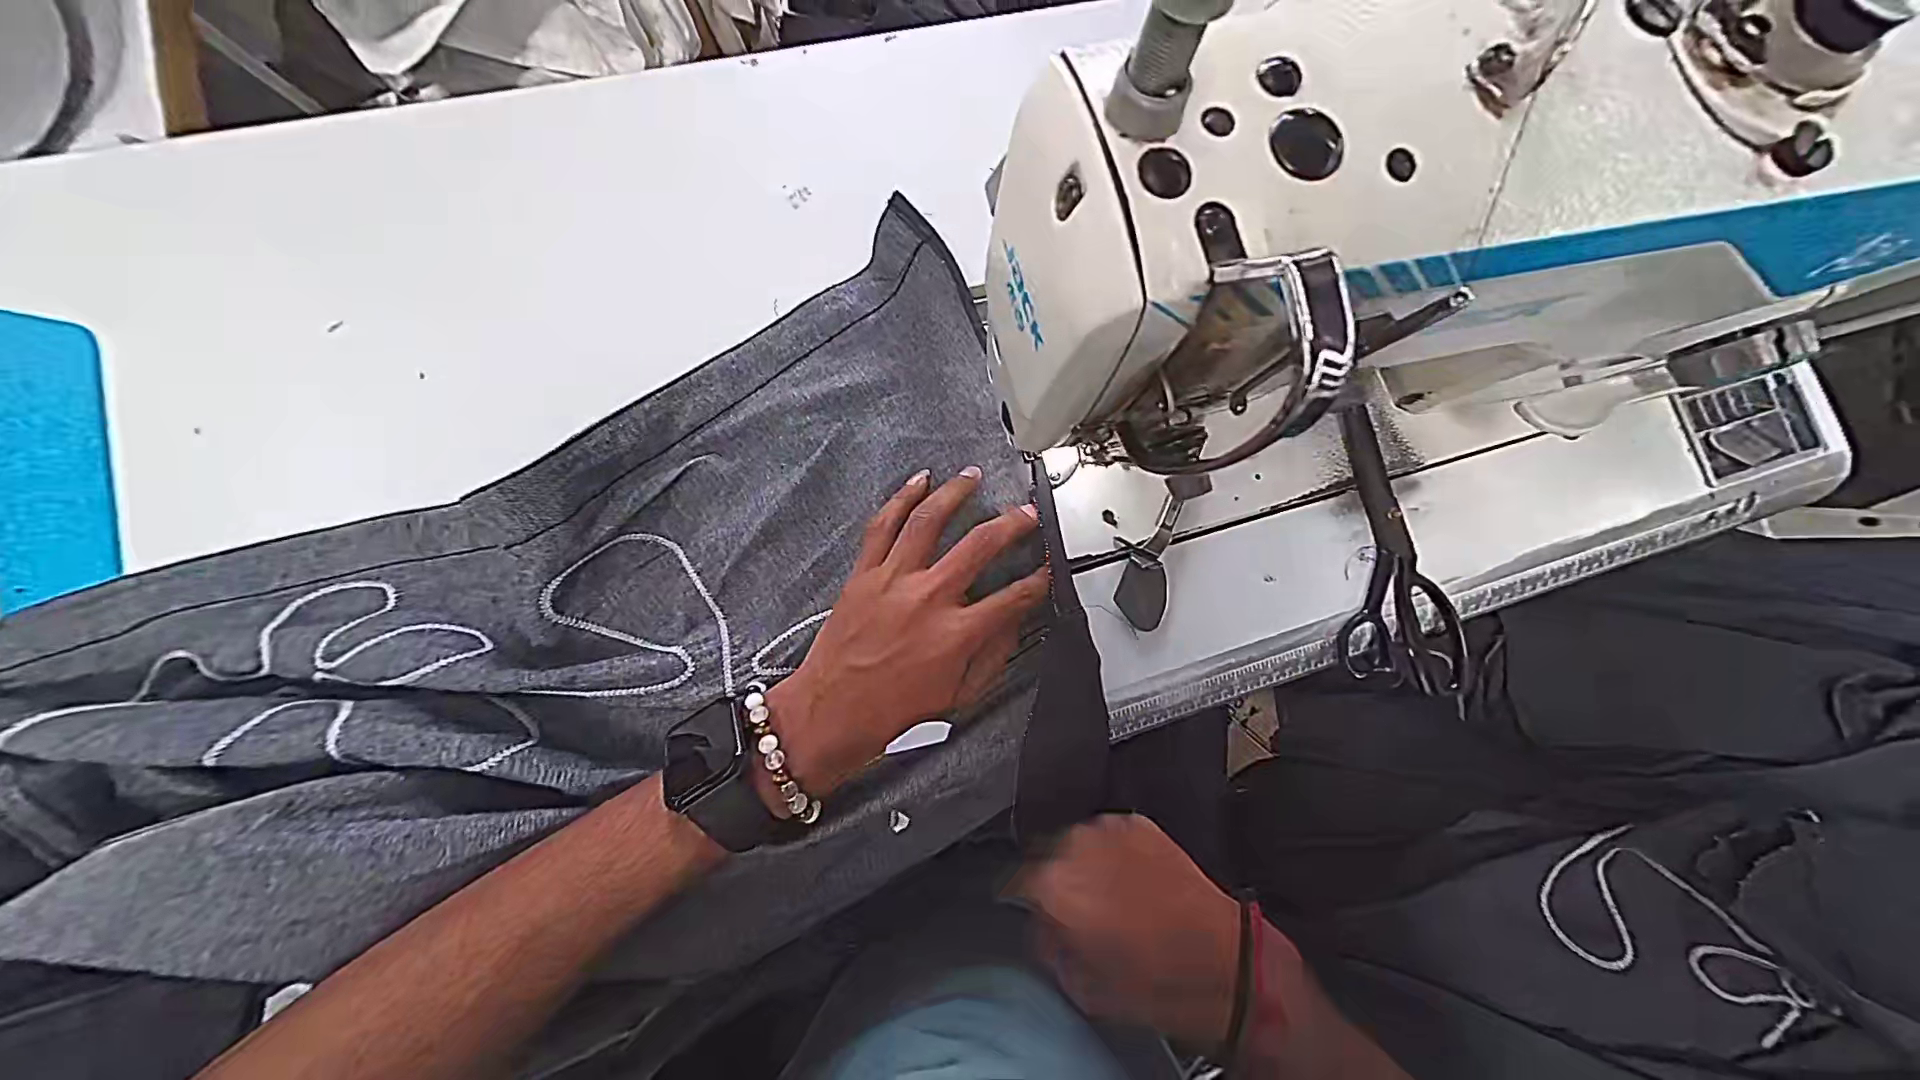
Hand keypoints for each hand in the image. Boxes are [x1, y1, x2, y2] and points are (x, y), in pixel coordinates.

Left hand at [764, 466, 1049, 799]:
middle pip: (982, 544)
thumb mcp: (957, 694)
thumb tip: (1014, 624)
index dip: (1039, 581)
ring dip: (956, 493)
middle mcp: (928, 599)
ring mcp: (893, 581)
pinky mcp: (864, 574)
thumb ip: (993, 656)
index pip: (1014, 596)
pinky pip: (883, 525)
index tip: (1047, 570)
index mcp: (956, 634)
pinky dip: (901, 499)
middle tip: (1027, 514)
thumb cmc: (888, 710)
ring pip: (930, 520)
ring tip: (972, 477)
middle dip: (1014, 524)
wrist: (831, 712)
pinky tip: (917, 483)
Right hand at [1010, 814, 1253, 1046]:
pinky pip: (1109, 833)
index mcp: (1053, 886)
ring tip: (1107, 891)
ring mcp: (1107, 830)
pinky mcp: (1138, 824)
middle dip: (1054, 876)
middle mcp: (1074, 847)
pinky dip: (1112, 851)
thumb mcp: (1084, 983)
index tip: (1026, 903)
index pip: (1014, 878)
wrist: (1221, 962)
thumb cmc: (1159, 981)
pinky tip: (1129, 877)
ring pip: (1076, 840)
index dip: (1019, 895)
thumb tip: (1043, 927)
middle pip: (1044, 853)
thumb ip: (1049, 944)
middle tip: (1075, 904)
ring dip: (1083, 860)